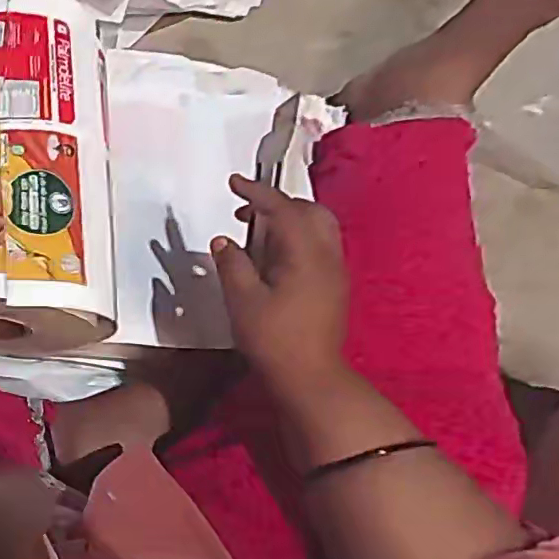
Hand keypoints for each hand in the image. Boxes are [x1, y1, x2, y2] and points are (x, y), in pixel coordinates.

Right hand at [209, 174, 349, 391]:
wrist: (309, 376)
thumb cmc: (273, 337)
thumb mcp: (241, 299)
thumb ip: (232, 264)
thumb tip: (224, 241)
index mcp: (306, 255)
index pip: (284, 210)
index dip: (258, 193)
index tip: (235, 183)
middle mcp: (328, 257)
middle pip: (311, 212)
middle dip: (278, 203)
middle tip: (245, 209)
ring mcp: (335, 272)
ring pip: (319, 227)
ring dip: (289, 219)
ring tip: (256, 230)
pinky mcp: (333, 286)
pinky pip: (318, 245)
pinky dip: (295, 236)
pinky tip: (272, 254)